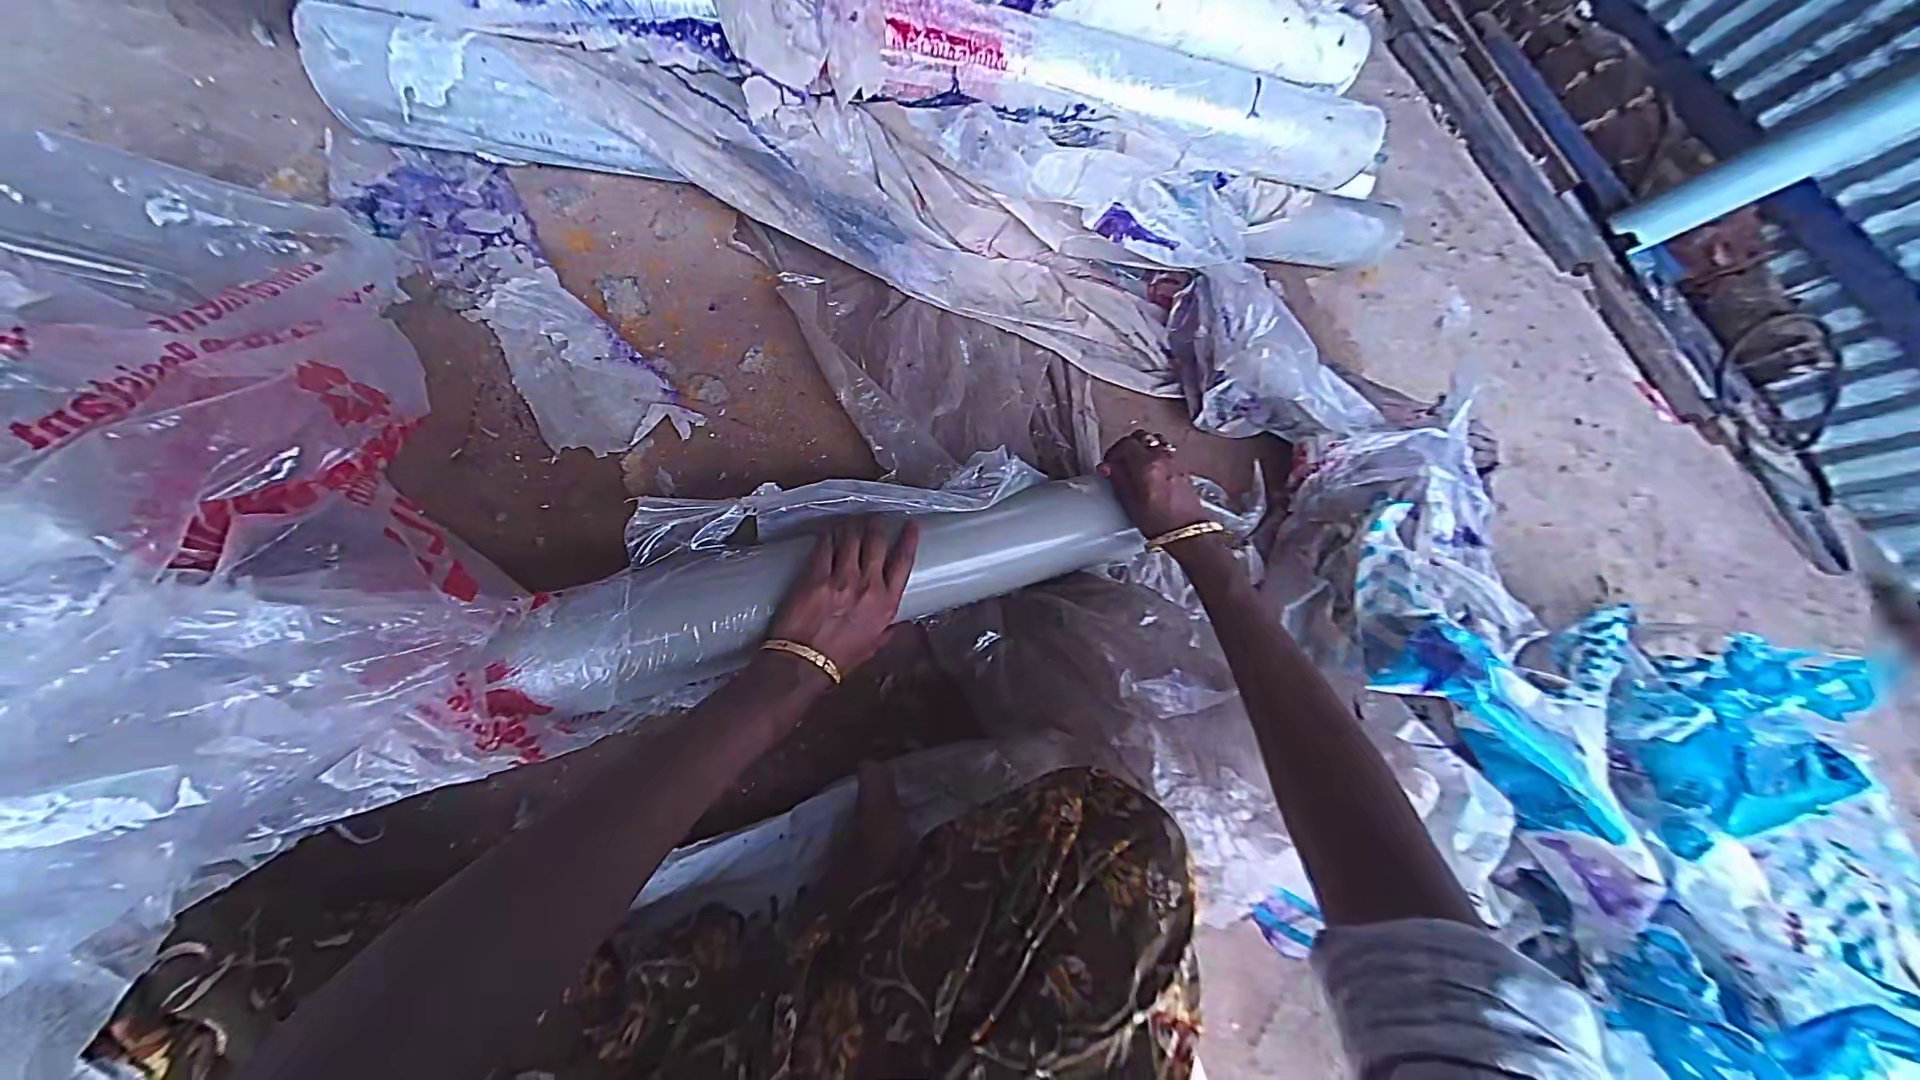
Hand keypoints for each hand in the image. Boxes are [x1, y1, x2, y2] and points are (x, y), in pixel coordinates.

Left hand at [766, 517, 919, 679]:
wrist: (804, 664)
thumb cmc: (840, 659)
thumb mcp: (874, 645)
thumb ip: (888, 630)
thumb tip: (902, 625)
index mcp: (886, 603)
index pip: (903, 562)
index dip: (908, 540)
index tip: (911, 525)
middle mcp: (868, 586)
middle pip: (877, 543)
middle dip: (876, 526)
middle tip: (874, 518)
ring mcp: (842, 579)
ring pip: (852, 539)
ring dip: (852, 526)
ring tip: (851, 521)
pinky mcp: (816, 576)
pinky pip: (825, 546)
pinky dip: (828, 536)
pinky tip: (828, 531)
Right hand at [1098, 431, 1208, 538]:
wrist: (1186, 531)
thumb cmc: (1158, 521)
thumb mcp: (1130, 502)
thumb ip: (1118, 479)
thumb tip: (1107, 467)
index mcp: (1146, 464)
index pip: (1125, 444)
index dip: (1113, 451)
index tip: (1109, 463)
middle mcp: (1161, 458)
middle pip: (1141, 437)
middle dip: (1127, 446)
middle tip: (1119, 461)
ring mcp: (1174, 462)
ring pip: (1155, 442)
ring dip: (1143, 448)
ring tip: (1135, 464)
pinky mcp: (1182, 469)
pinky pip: (1165, 452)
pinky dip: (1155, 455)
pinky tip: (1150, 472)